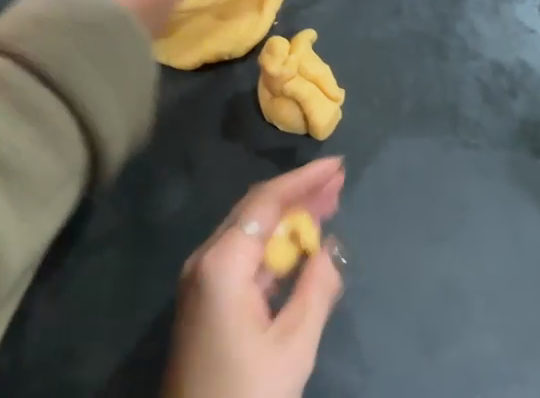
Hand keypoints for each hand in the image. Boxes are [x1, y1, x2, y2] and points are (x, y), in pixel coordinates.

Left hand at [165, 158, 346, 397]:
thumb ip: (315, 289)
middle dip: (298, 193)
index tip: (336, 165)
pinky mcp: (204, 298)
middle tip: (339, 181)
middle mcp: (205, 259)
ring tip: (328, 202)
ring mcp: (201, 278)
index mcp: (222, 264)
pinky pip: (243, 255)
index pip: (266, 203)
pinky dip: (273, 244)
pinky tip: (299, 243)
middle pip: (256, 210)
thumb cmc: (246, 394)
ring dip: (287, 217)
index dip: (303, 180)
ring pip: (249, 231)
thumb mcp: (292, 346)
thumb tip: (331, 247)